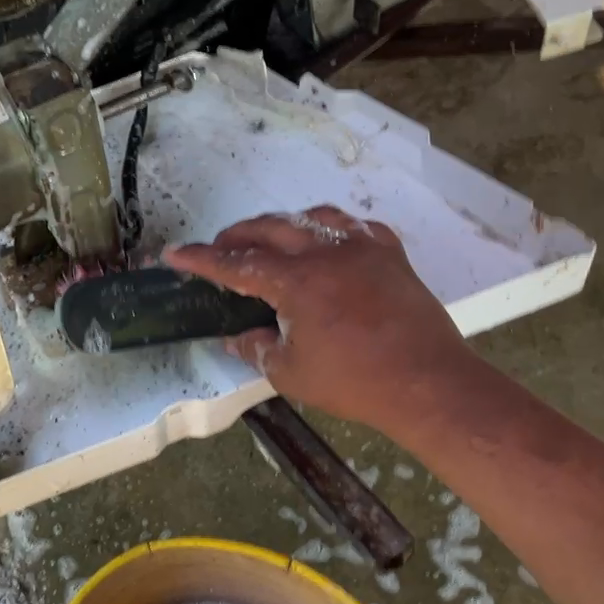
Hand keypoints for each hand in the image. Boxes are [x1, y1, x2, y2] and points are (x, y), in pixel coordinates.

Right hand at [164, 207, 477, 432]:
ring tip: (269, 241)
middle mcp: (327, 254)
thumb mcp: (290, 372)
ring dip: (282, 225)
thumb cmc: (355, 383)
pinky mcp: (391, 256)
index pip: (237, 264)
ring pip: (313, 218)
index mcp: (297, 282)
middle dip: (237, 236)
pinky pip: (355, 227)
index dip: (201, 259)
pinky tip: (326, 243)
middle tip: (219, 250)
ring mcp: (363, 250)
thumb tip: (236, 338)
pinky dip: (330, 230)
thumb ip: (257, 348)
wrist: (428, 384)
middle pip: (271, 229)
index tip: (175, 253)